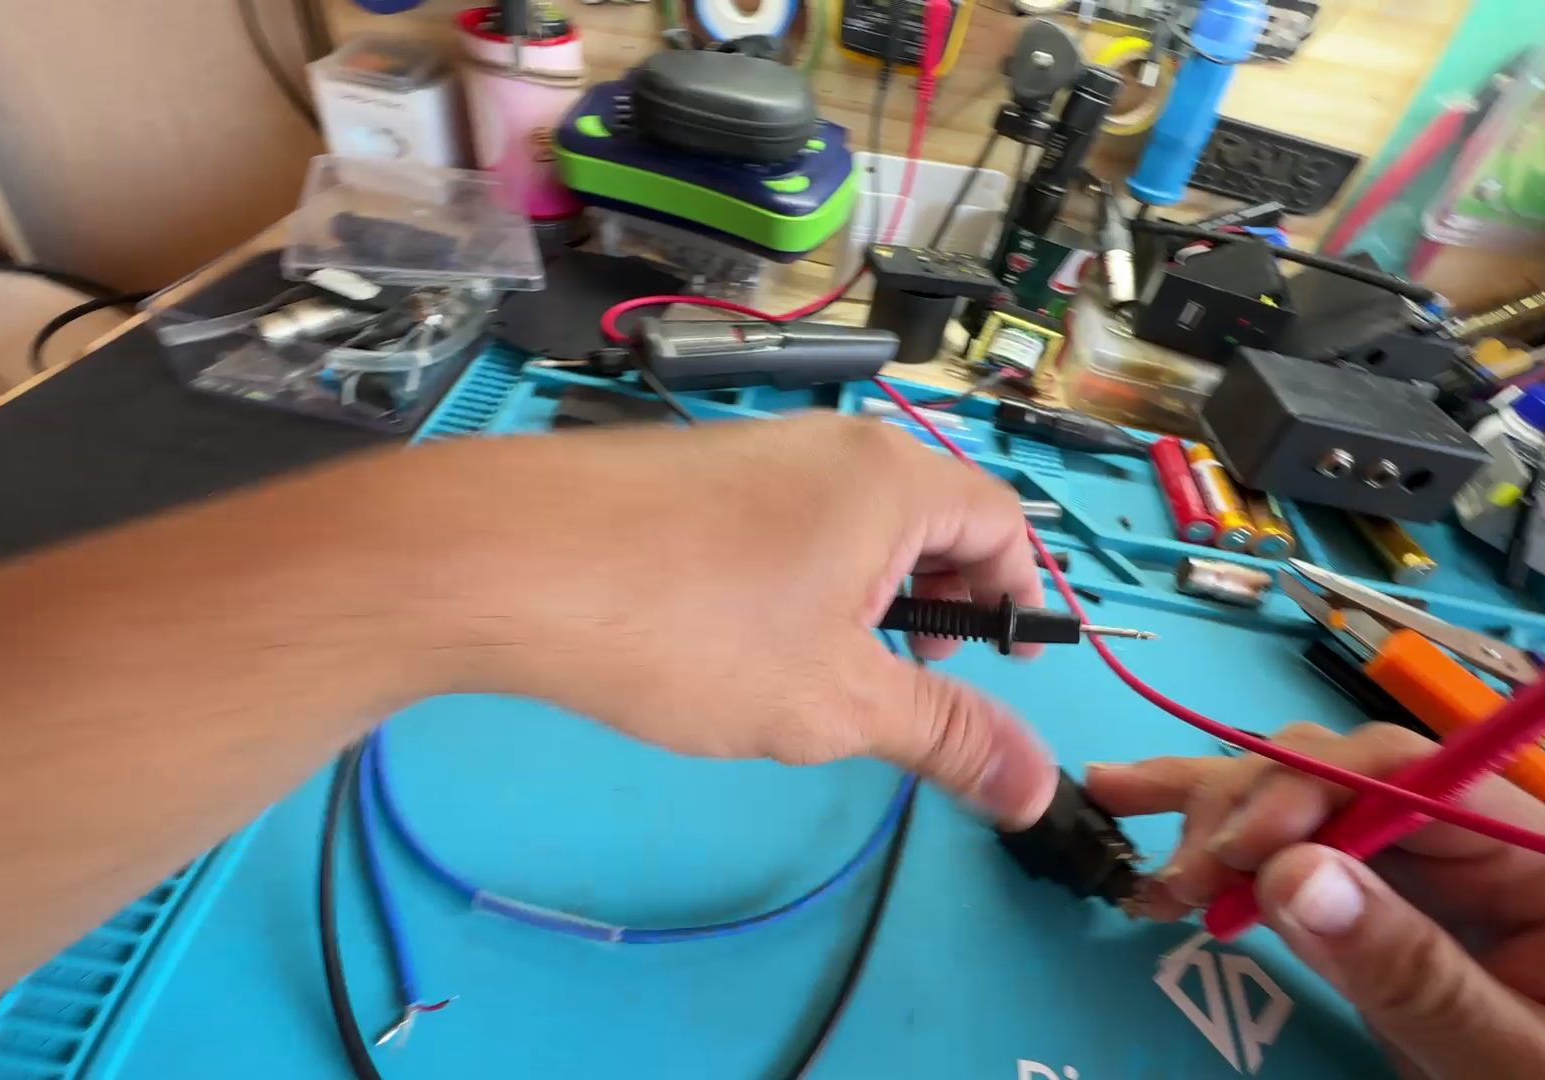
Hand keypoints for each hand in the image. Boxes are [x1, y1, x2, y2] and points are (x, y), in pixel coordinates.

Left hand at [404, 412, 1058, 825]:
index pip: (1001, 523)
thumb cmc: (696, 629)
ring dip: (866, 593)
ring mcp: (758, 449)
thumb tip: (1037, 790)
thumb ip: (946, 735)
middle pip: (928, 518)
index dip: (1017, 594)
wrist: (507, 559)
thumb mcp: (837, 699)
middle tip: (907, 669)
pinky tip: (744, 630)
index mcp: (892, 478)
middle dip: (939, 600)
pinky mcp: (698, 470)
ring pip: (852, 522)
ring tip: (822, 661)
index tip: (1003, 660)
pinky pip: (786, 518)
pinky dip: (802, 575)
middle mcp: (832, 445)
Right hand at [1087, 724, 1544, 1079]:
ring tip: (1116, 807)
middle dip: (1241, 810)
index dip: (1306, 787)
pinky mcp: (1370, 912)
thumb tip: (1287, 874)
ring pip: (1288, 800)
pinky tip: (1141, 818)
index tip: (1237, 849)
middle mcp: (1473, 848)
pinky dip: (1207, 846)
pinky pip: (1278, 857)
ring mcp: (1416, 878)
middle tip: (1181, 876)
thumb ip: (1422, 977)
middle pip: (1330, 776)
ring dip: (1202, 813)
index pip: (1409, 774)